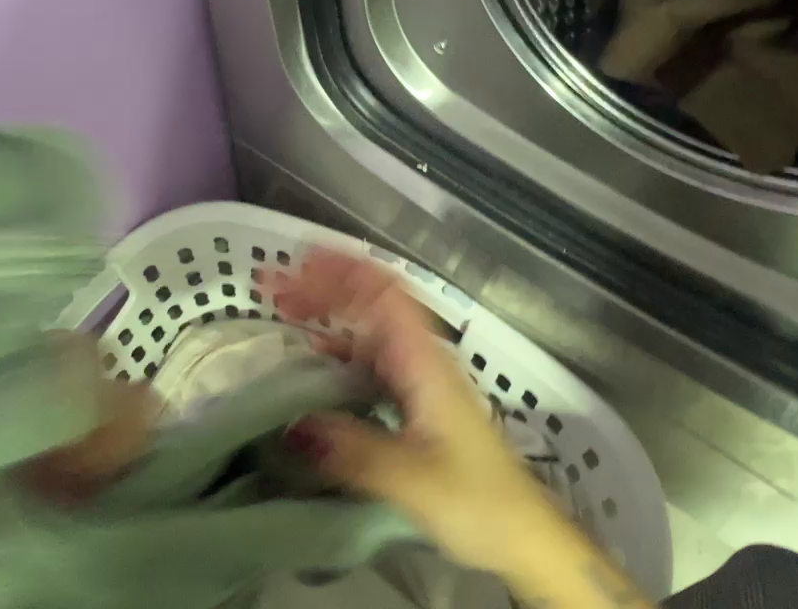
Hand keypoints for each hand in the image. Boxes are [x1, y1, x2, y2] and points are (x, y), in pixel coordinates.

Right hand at [272, 251, 652, 606]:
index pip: (384, 292)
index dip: (343, 270)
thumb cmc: (478, 501)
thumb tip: (293, 425)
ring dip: (329, 312)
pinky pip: (369, 361)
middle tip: (275, 284)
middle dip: (325, 284)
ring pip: (368, 328)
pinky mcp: (414, 403)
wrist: (522, 534)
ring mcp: (419, 378)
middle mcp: (421, 358)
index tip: (299, 265)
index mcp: (425, 360)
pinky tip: (313, 362)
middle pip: (372, 300)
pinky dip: (337, 349)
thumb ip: (355, 450)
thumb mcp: (414, 479)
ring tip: (284, 308)